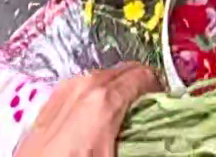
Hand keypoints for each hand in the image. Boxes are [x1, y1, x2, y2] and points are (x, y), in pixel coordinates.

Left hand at [16, 62, 161, 156]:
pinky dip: (96, 96)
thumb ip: (144, 144)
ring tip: (123, 118)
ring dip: (118, 90)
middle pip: (125, 70)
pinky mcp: (49, 100)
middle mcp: (85, 85)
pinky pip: (83, 87)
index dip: (160, 89)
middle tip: (149, 112)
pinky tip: (95, 121)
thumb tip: (164, 140)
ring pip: (104, 76)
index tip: (166, 105)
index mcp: (104, 99)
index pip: (145, 75)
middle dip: (140, 87)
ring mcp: (64, 89)